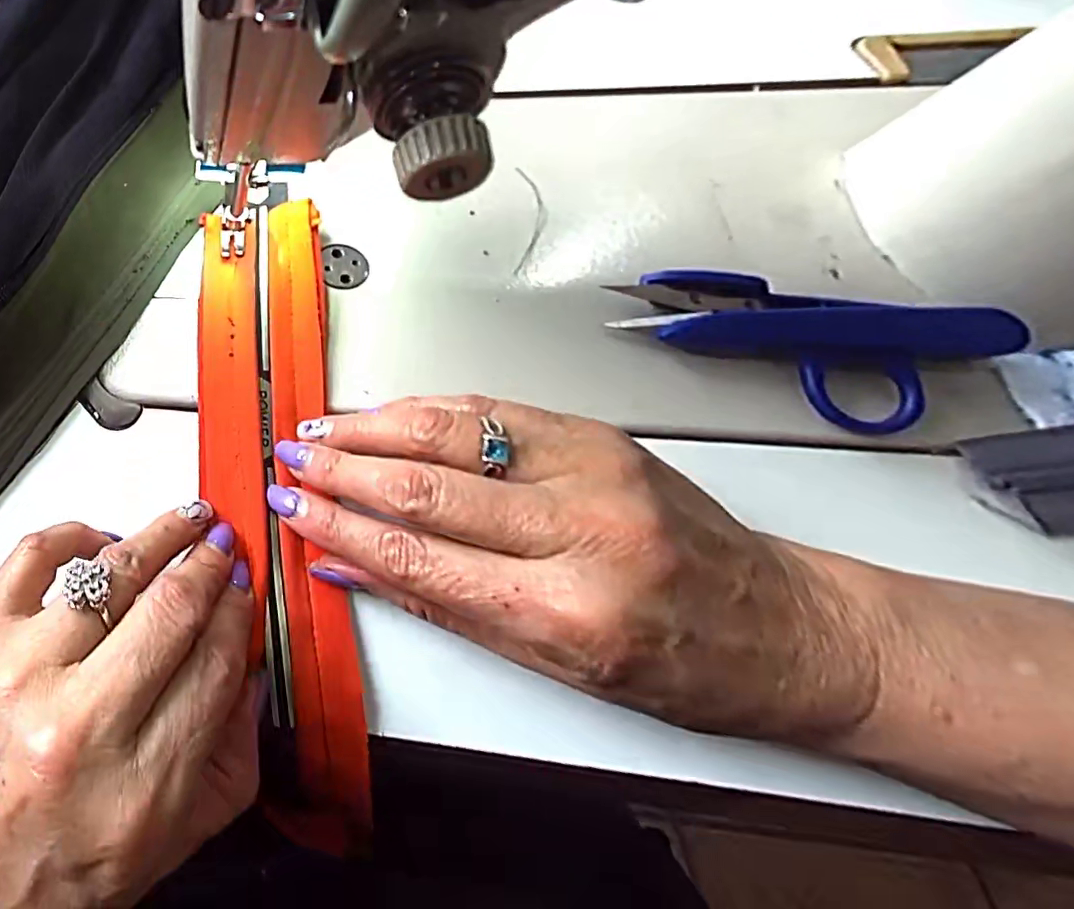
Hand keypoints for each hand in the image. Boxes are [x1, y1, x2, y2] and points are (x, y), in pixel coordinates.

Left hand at [0, 504, 261, 908]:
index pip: (215, 663)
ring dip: (163, 535)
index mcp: (137, 785)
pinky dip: (77, 532)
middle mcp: (80, 723)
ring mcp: (23, 673)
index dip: (239, 613)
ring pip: (113, 572)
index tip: (243, 590)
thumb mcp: (169, 840)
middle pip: (172, 609)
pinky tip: (103, 538)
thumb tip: (249, 667)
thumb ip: (231, 757)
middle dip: (210, 565)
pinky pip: (35, 555)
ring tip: (186, 523)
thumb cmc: (49, 870)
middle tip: (222, 548)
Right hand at [266, 396, 882, 742]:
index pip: (416, 557)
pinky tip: (384, 410)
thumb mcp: (551, 666)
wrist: (781, 623)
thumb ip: (439, 604)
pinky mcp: (598, 432)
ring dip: (372, 426)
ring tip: (320, 428)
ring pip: (451, 430)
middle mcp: (581, 529)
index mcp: (567, 610)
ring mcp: (593, 467)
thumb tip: (352, 565)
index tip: (293, 508)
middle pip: (425, 484)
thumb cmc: (678, 664)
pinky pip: (491, 408)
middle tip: (291, 458)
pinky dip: (426, 407)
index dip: (339, 526)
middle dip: (341, 468)